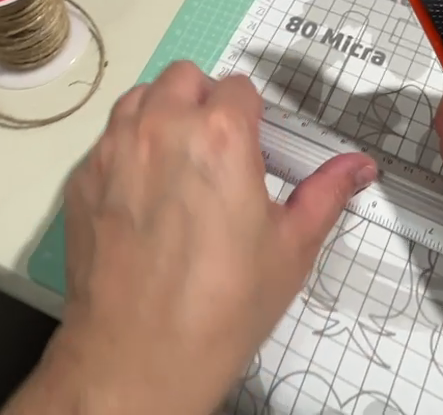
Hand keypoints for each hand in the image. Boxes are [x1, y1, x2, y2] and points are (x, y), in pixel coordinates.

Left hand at [11, 61, 376, 414]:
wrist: (135, 363)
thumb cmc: (223, 308)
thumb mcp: (291, 249)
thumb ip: (327, 193)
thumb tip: (360, 165)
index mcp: (220, 135)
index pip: (239, 87)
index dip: (252, 117)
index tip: (252, 150)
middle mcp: (162, 126)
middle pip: (186, 78)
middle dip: (205, 103)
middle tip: (217, 153)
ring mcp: (114, 149)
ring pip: (142, 98)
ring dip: (163, 115)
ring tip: (178, 165)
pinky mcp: (83, 176)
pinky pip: (108, 138)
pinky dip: (127, 150)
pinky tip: (142, 197)